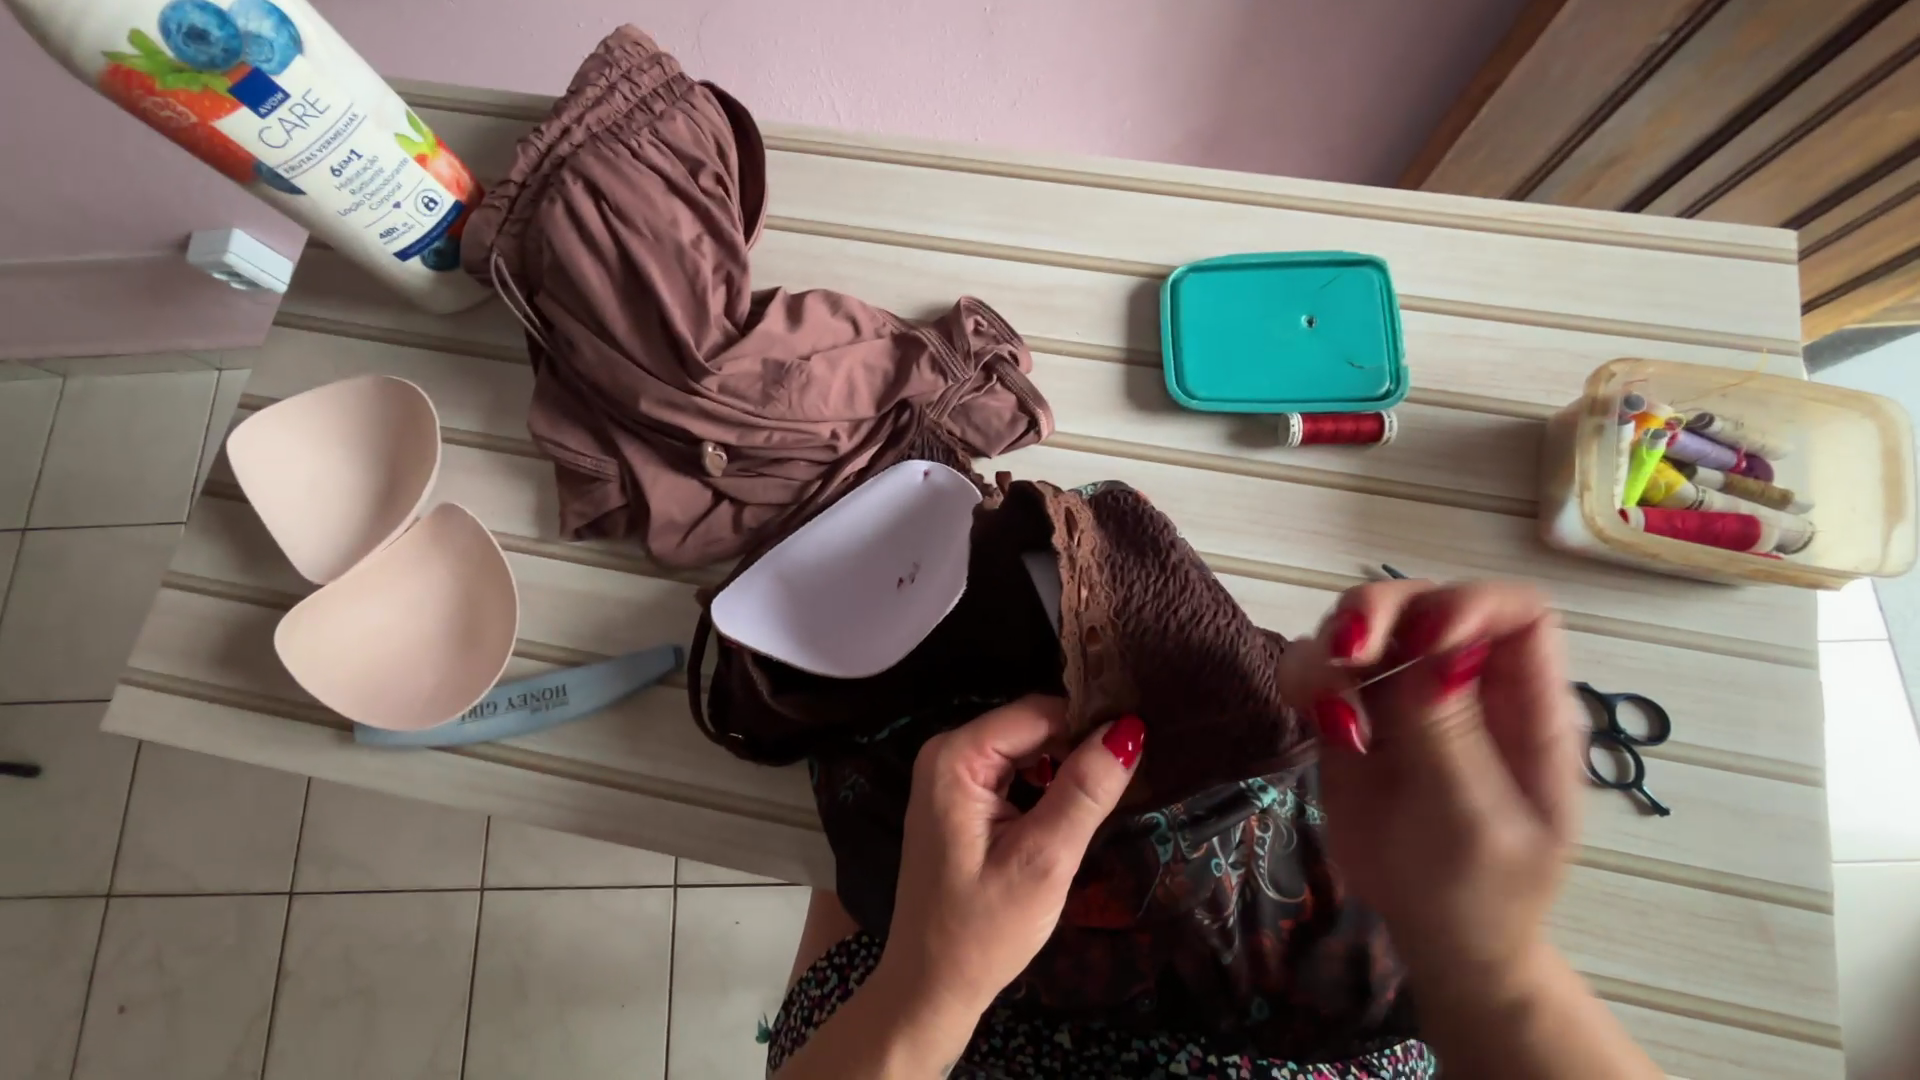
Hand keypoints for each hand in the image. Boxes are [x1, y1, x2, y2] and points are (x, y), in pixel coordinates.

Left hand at [879, 695, 1142, 1022]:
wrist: (931, 985)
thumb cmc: (983, 930)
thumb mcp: (1044, 860)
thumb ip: (1085, 791)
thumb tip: (1129, 730)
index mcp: (956, 756)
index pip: (1038, 712)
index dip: (1089, 725)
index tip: (1140, 748)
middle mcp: (947, 750)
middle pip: (1030, 725)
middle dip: (1078, 747)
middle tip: (1128, 779)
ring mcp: (949, 772)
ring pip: (1026, 746)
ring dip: (1065, 766)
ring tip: (1106, 794)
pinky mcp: (959, 795)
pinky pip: (1013, 769)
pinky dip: (1045, 782)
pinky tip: (1070, 808)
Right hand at [1278, 580, 1582, 988]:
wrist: (1431, 928)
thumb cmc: (1480, 887)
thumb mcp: (1478, 823)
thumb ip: (1453, 736)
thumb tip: (1434, 651)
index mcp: (1523, 704)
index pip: (1514, 611)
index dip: (1469, 603)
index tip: (1422, 638)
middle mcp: (1462, 682)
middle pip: (1423, 600)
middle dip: (1380, 611)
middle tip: (1346, 652)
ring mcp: (1403, 693)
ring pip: (1361, 624)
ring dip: (1332, 643)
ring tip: (1320, 699)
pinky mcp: (1351, 711)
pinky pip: (1319, 666)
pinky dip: (1304, 675)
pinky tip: (1310, 715)